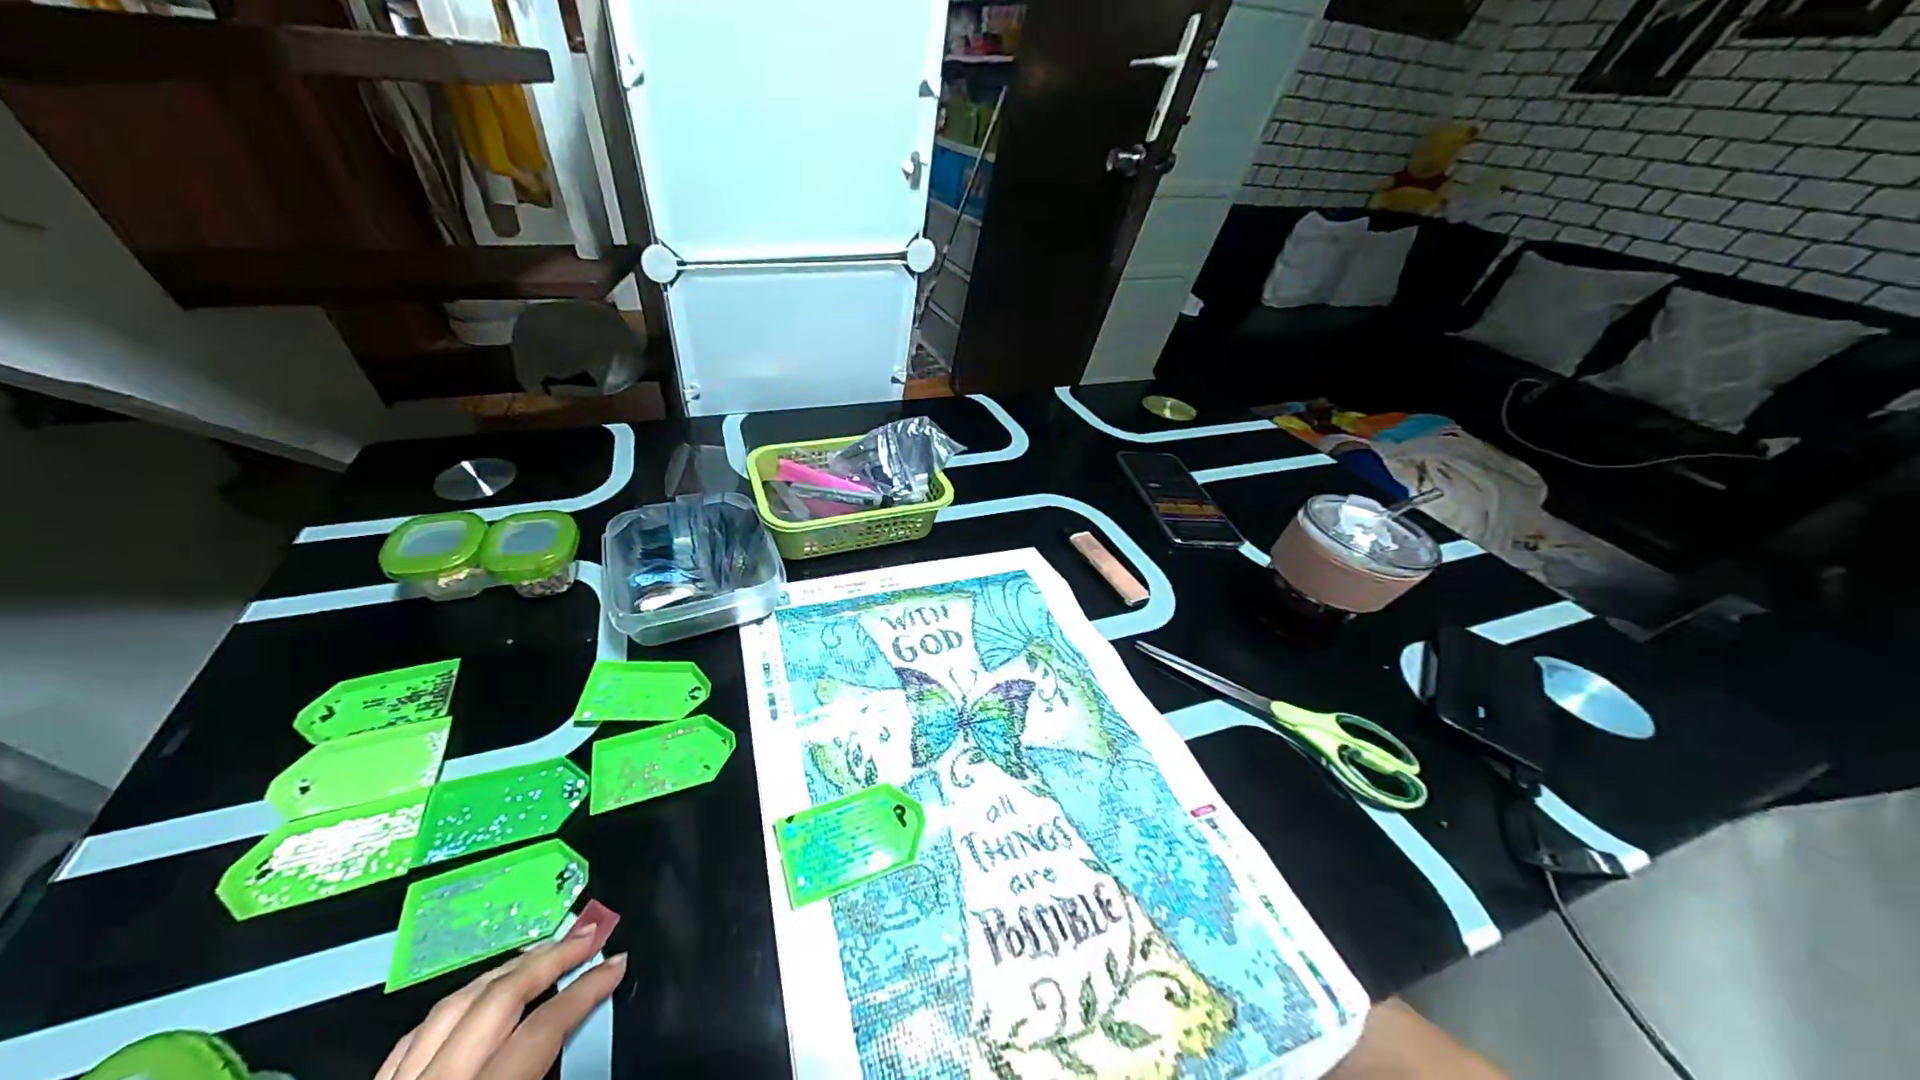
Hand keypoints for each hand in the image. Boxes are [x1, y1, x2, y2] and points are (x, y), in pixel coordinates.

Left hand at [375, 921, 626, 1079]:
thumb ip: (546, 1071)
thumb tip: (575, 1034)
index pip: (544, 1027)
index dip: (587, 989)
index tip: (616, 963)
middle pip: (499, 999)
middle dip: (552, 958)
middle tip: (590, 932)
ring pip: (453, 1005)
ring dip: (507, 970)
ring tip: (543, 952)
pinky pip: (414, 1035)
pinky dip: (454, 1006)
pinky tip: (477, 994)